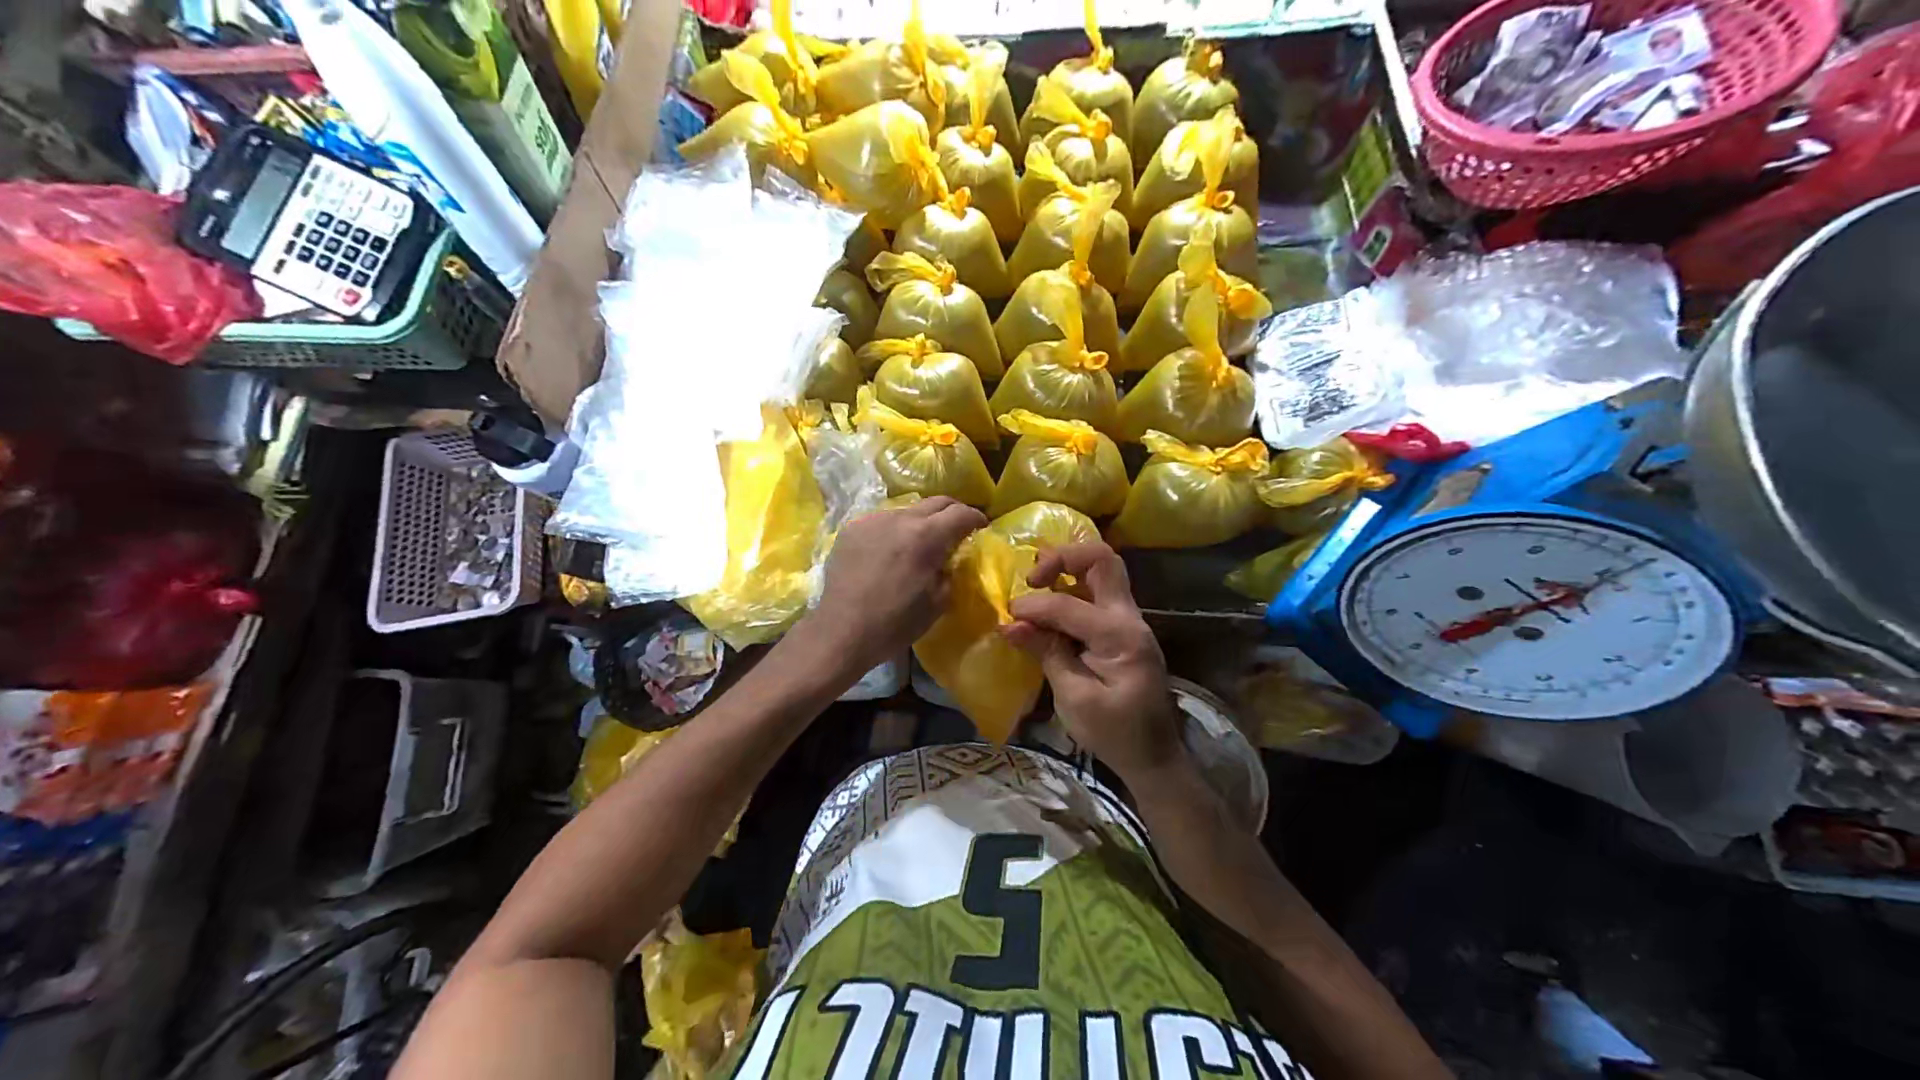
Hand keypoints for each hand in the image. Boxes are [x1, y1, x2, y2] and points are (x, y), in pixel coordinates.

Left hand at [808, 496, 986, 675]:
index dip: (975, 518)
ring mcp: (872, 520)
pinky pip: (882, 522)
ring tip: (922, 540)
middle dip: (952, 512)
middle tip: (958, 526)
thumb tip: (951, 558)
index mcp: (926, 536)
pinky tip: (893, 549)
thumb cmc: (895, 623)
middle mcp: (900, 518)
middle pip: (935, 502)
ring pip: (907, 511)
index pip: (960, 513)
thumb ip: (949, 571)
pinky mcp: (852, 529)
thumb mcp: (938, 601)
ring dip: (921, 521)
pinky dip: (895, 530)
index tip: (981, 527)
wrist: (842, 630)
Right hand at [1003, 542, 1181, 782]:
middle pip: (1103, 560)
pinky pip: (1099, 591)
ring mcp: (1130, 620)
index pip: (1068, 605)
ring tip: (1038, 582)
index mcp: (1120, 636)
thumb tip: (1011, 623)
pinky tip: (1051, 603)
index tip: (1009, 617)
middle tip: (1033, 577)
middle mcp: (1130, 618)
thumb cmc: (1114, 733)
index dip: (1033, 606)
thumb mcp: (1074, 699)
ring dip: (1069, 567)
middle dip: (1063, 557)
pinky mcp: (1123, 628)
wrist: (1153, 755)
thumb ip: (1047, 653)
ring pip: (1103, 569)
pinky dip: (1073, 586)